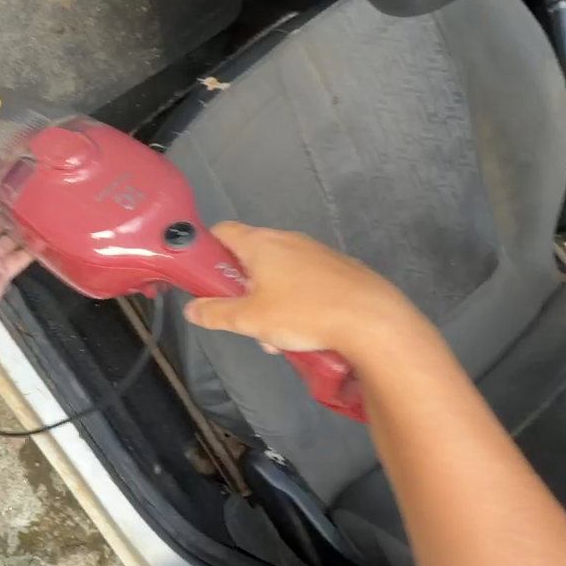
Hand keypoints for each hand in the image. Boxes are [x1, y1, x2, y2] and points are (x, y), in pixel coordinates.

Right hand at [182, 223, 428, 357]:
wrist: (374, 322)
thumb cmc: (303, 314)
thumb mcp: (248, 320)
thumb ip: (215, 313)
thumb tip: (192, 310)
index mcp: (261, 244)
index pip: (222, 231)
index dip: (207, 250)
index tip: (204, 277)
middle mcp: (288, 240)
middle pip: (250, 255)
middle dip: (240, 285)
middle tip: (239, 313)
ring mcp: (317, 252)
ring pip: (279, 272)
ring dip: (268, 298)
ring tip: (275, 333)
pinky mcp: (340, 269)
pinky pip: (305, 281)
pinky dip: (296, 300)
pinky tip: (305, 329)